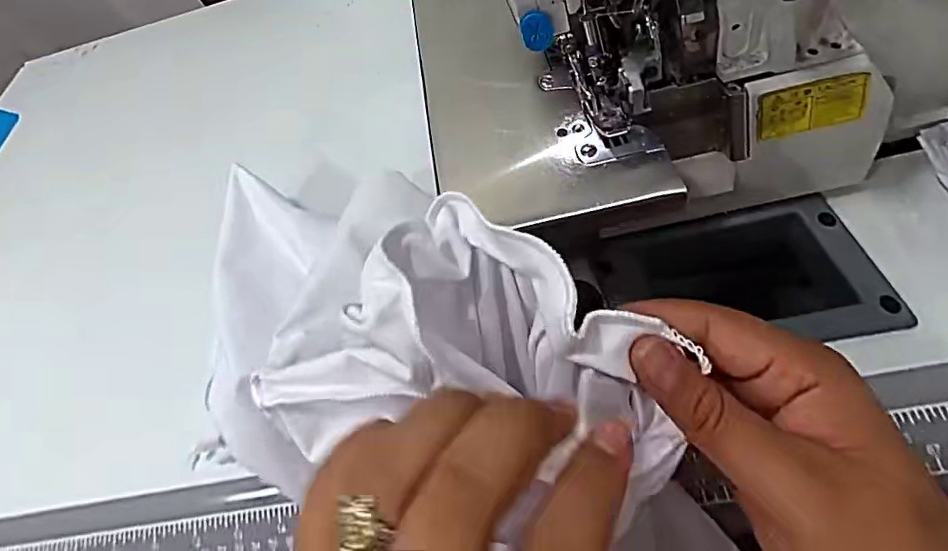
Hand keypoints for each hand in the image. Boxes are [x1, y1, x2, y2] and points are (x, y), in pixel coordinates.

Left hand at [298, 391, 632, 550]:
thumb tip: (584, 503)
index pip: (557, 550)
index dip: (592, 483)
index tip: (610, 444)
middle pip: (465, 487)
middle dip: (522, 428)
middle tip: (558, 418)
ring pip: (397, 462)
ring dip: (454, 417)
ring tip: (491, 410)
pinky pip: (337, 477)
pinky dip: (379, 440)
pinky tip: (413, 433)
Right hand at [628, 300, 947, 550]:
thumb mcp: (791, 482)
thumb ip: (713, 414)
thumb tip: (650, 352)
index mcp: (805, 370)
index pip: (713, 322)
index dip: (655, 320)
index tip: (604, 331)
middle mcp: (789, 382)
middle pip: (702, 346)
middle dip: (651, 351)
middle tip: (598, 364)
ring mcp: (776, 417)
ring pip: (700, 381)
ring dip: (658, 384)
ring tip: (612, 388)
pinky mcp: (765, 449)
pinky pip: (708, 415)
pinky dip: (674, 416)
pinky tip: (647, 421)